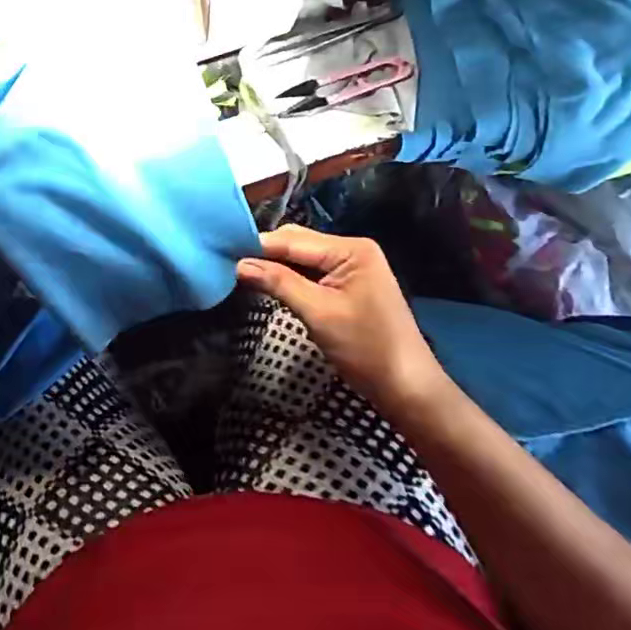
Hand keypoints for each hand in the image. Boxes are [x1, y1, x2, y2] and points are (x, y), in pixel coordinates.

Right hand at [236, 225, 453, 415]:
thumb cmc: (366, 349)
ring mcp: (351, 267)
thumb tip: (238, 265)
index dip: (258, 246)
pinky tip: (267, 284)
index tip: (222, 252)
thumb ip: (278, 283)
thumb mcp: (318, 313)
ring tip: (241, 273)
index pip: (293, 240)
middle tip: (229, 265)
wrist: (408, 389)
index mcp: (352, 250)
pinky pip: (309, 272)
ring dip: (274, 266)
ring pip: (300, 257)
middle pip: (296, 243)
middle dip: (265, 253)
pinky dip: (288, 277)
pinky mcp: (346, 285)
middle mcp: (352, 250)